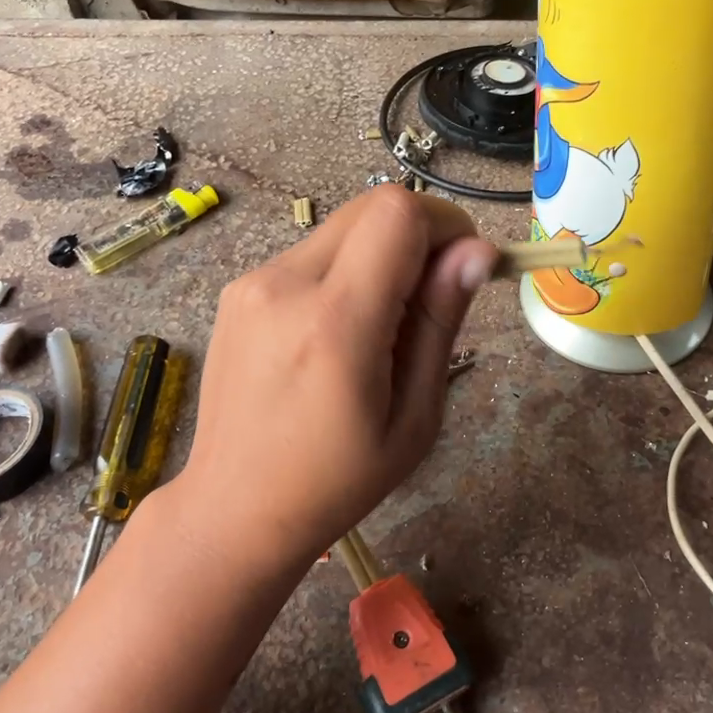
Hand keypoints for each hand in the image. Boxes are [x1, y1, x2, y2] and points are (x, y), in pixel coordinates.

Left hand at [172, 186, 498, 568]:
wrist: (234, 508)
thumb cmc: (337, 479)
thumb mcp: (414, 416)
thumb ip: (440, 322)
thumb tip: (479, 252)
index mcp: (336, 322)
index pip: (399, 213)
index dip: (446, 226)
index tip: (461, 271)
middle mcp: (286, 284)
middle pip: (373, 205)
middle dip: (420, 233)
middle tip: (429, 297)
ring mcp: (254, 281)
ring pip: (344, 225)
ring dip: (381, 253)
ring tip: (380, 325)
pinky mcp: (239, 287)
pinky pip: (313, 252)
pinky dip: (345, 269)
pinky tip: (338, 331)